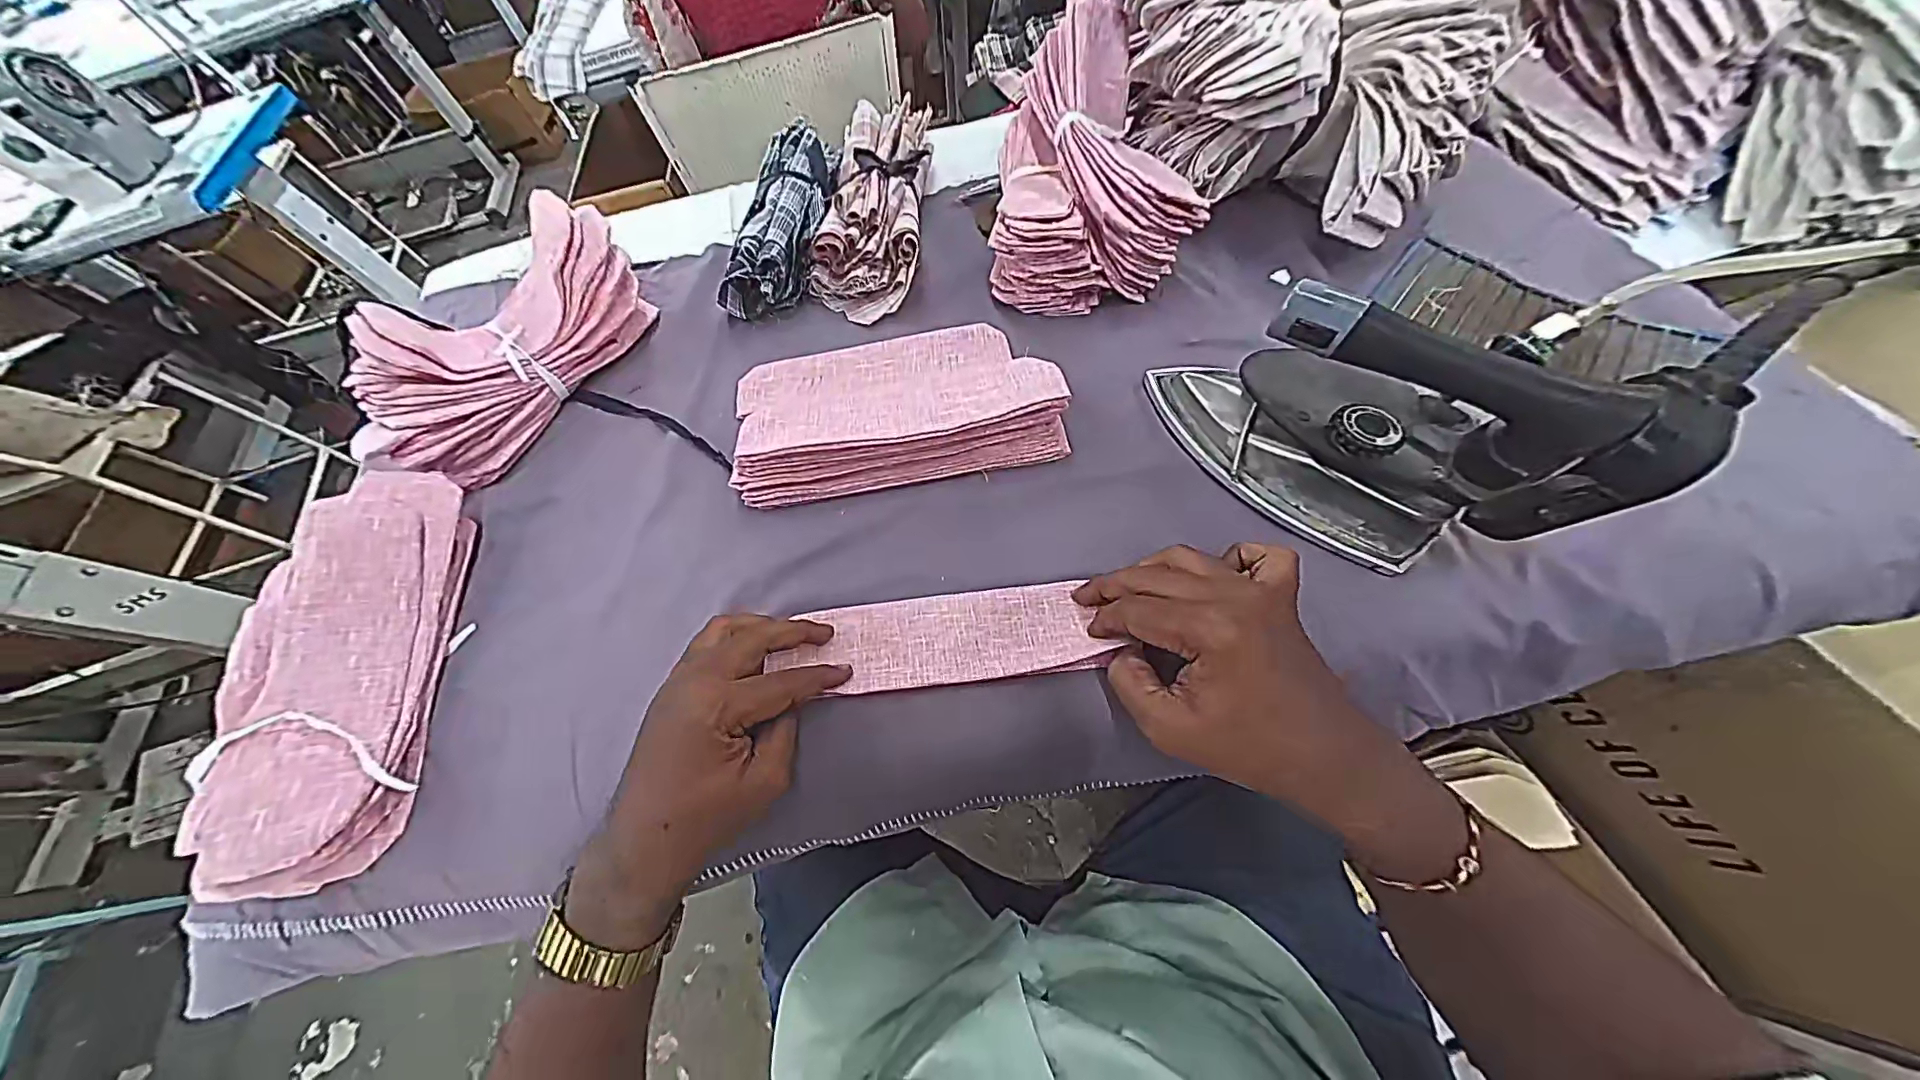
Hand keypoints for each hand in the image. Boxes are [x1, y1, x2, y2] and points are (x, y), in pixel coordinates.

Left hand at [567, 615, 850, 948]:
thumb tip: (796, 698)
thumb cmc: (706, 818)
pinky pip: (707, 643)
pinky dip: (737, 636)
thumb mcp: (765, 780)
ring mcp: (678, 680)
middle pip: (751, 638)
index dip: (817, 676)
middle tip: (824, 634)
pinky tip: (756, 647)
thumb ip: (786, 729)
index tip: (845, 670)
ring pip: (724, 630)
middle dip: (793, 631)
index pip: (780, 680)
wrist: (645, 840)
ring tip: (791, 634)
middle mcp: (694, 680)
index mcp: (717, 703)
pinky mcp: (671, 688)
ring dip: (761, 626)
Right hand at [1074, 545, 1462, 878]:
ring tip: (1126, 586)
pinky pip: (1256, 557)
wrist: (1325, 757)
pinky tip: (1212, 574)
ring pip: (1191, 558)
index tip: (1090, 631)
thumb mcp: (1168, 729)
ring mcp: (1263, 591)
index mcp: (1210, 628)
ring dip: (1152, 568)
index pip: (1139, 608)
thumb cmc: (1250, 748)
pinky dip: (1229, 557)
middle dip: (1114, 586)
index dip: (1106, 618)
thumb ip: (1129, 683)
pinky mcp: (1282, 597)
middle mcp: (1235, 596)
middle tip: (1088, 599)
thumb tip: (1122, 650)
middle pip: (1157, 576)